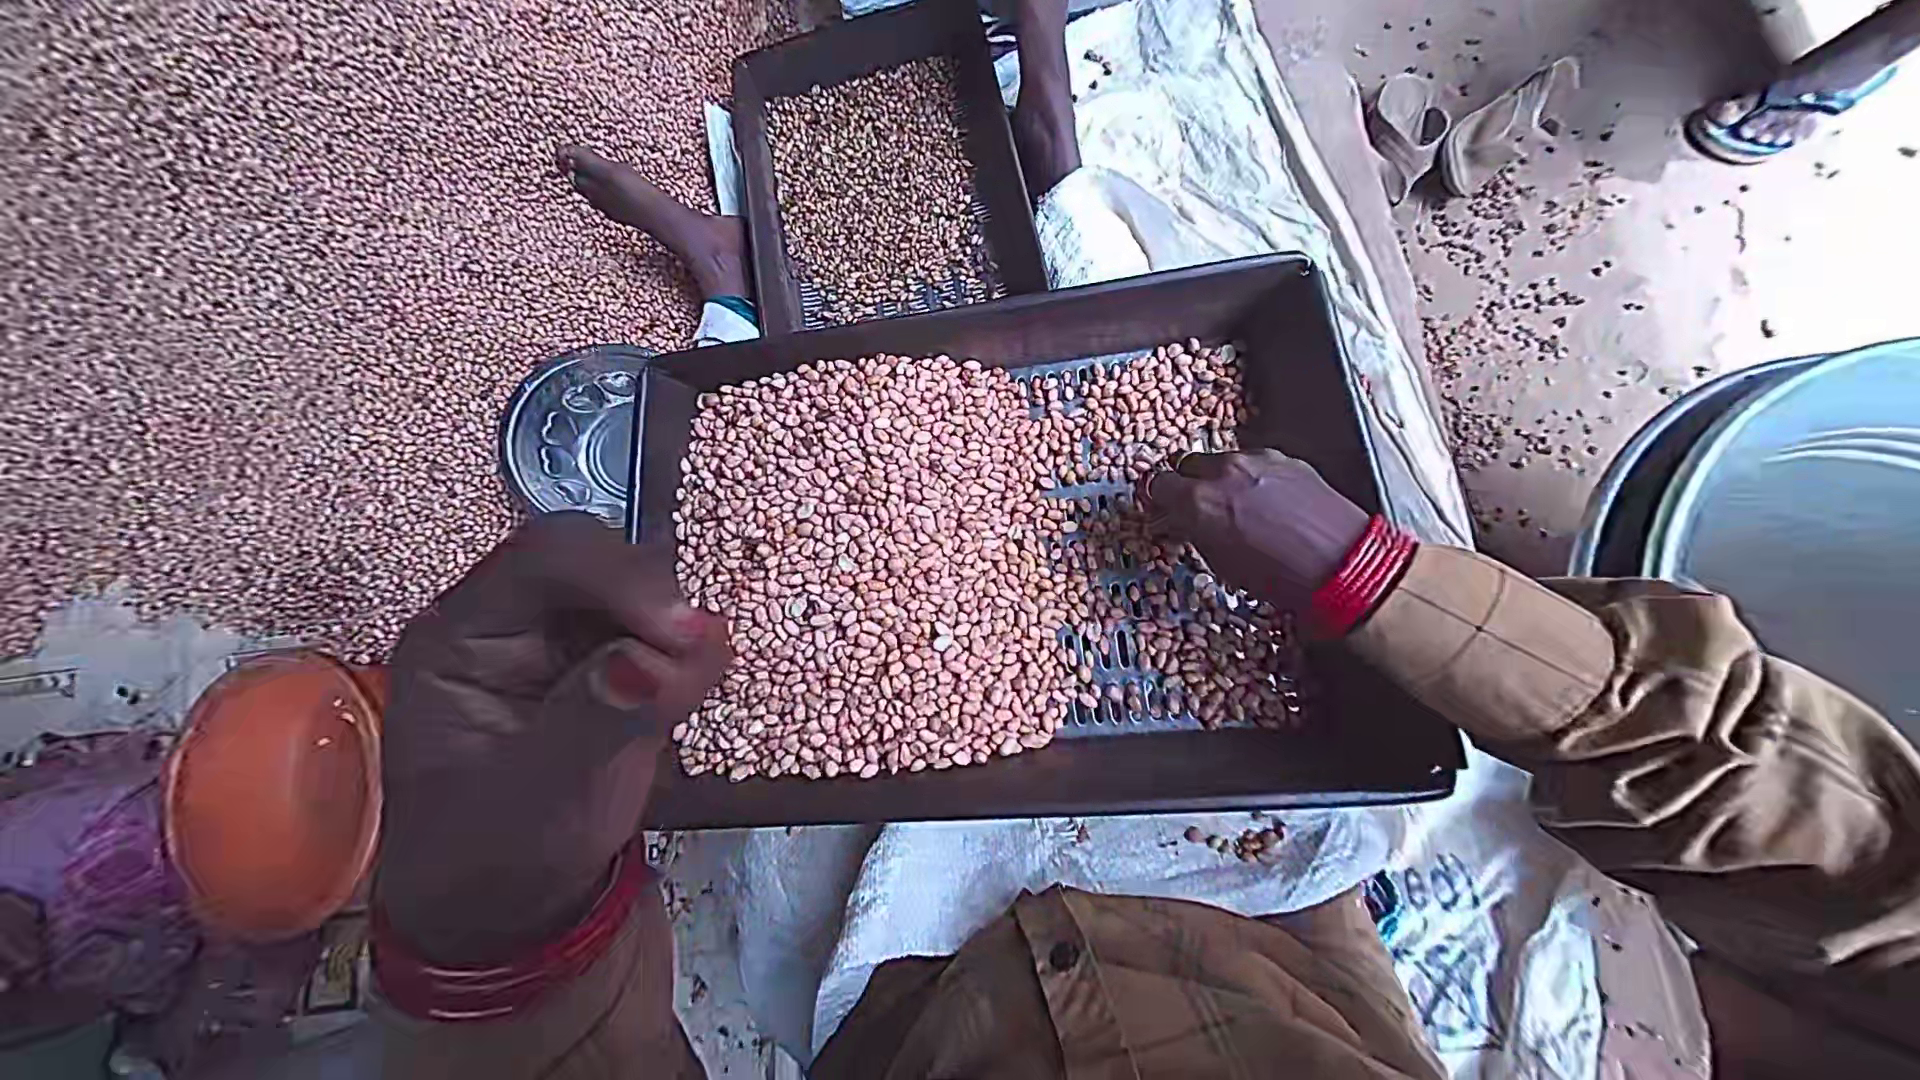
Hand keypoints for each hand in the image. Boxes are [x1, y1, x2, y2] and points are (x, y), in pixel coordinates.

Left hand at [375, 513, 730, 964]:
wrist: (515, 897)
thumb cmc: (500, 855)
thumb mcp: (543, 800)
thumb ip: (603, 719)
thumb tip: (670, 654)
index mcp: (467, 635)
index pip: (545, 558)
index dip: (622, 577)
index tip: (684, 633)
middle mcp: (522, 616)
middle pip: (605, 555)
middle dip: (662, 596)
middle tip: (704, 650)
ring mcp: (575, 631)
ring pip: (649, 580)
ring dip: (689, 615)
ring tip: (708, 668)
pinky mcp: (623, 651)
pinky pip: (674, 619)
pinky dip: (701, 638)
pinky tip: (709, 670)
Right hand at [1144, 450, 1369, 610]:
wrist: (1341, 564)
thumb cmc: (1278, 575)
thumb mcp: (1219, 561)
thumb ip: (1192, 532)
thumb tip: (1179, 523)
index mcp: (1197, 500)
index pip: (1159, 484)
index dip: (1159, 499)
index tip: (1163, 509)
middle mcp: (1223, 472)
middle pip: (1187, 464)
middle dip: (1187, 484)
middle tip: (1194, 506)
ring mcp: (1257, 460)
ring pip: (1222, 461)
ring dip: (1220, 478)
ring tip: (1234, 505)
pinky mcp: (1286, 459)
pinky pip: (1255, 462)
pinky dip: (1251, 477)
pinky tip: (1264, 500)